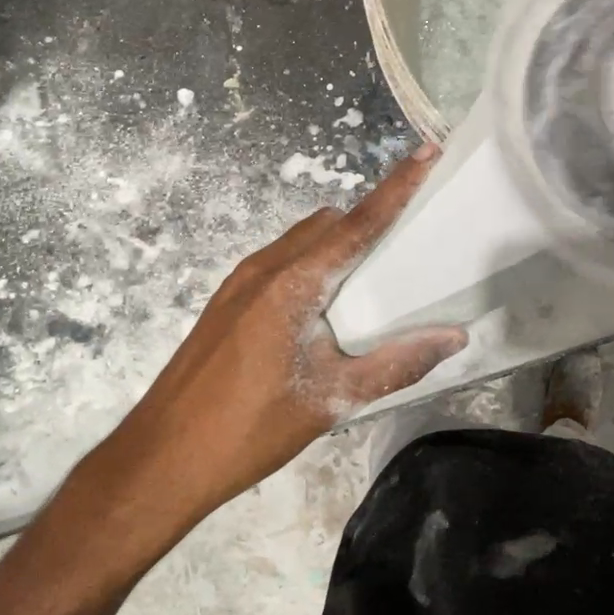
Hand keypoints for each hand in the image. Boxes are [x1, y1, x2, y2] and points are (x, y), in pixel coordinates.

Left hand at [85, 144, 467, 521]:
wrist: (158, 462)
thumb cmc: (249, 430)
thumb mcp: (333, 400)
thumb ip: (398, 364)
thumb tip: (455, 337)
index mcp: (294, 285)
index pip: (358, 223)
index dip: (397, 187)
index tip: (428, 151)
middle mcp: (266, 268)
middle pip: (331, 222)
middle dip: (372, 217)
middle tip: (411, 236)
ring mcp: (240, 282)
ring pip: (304, 238)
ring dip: (341, 241)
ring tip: (373, 275)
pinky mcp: (227, 300)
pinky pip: (283, 259)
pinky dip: (314, 261)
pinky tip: (325, 306)